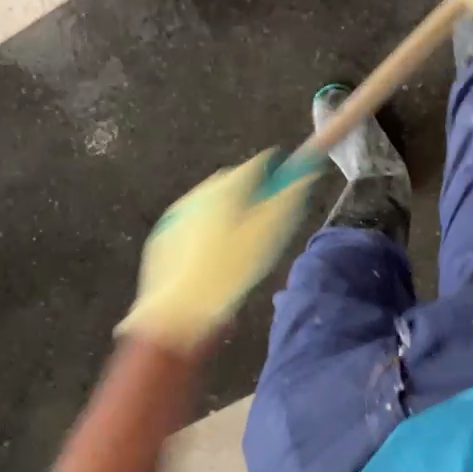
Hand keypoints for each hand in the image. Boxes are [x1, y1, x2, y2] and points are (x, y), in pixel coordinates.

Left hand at [117, 152, 315, 350]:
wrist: (178, 310)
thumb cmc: (229, 270)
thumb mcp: (269, 234)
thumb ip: (290, 198)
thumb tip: (306, 173)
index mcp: (229, 185)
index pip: (261, 162)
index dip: (278, 172)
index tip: (287, 189)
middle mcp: (203, 189)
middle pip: (236, 179)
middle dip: (252, 193)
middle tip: (265, 222)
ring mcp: (180, 209)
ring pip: (214, 199)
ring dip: (229, 210)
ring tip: (239, 244)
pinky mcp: (166, 231)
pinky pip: (195, 218)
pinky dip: (207, 227)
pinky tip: (213, 256)